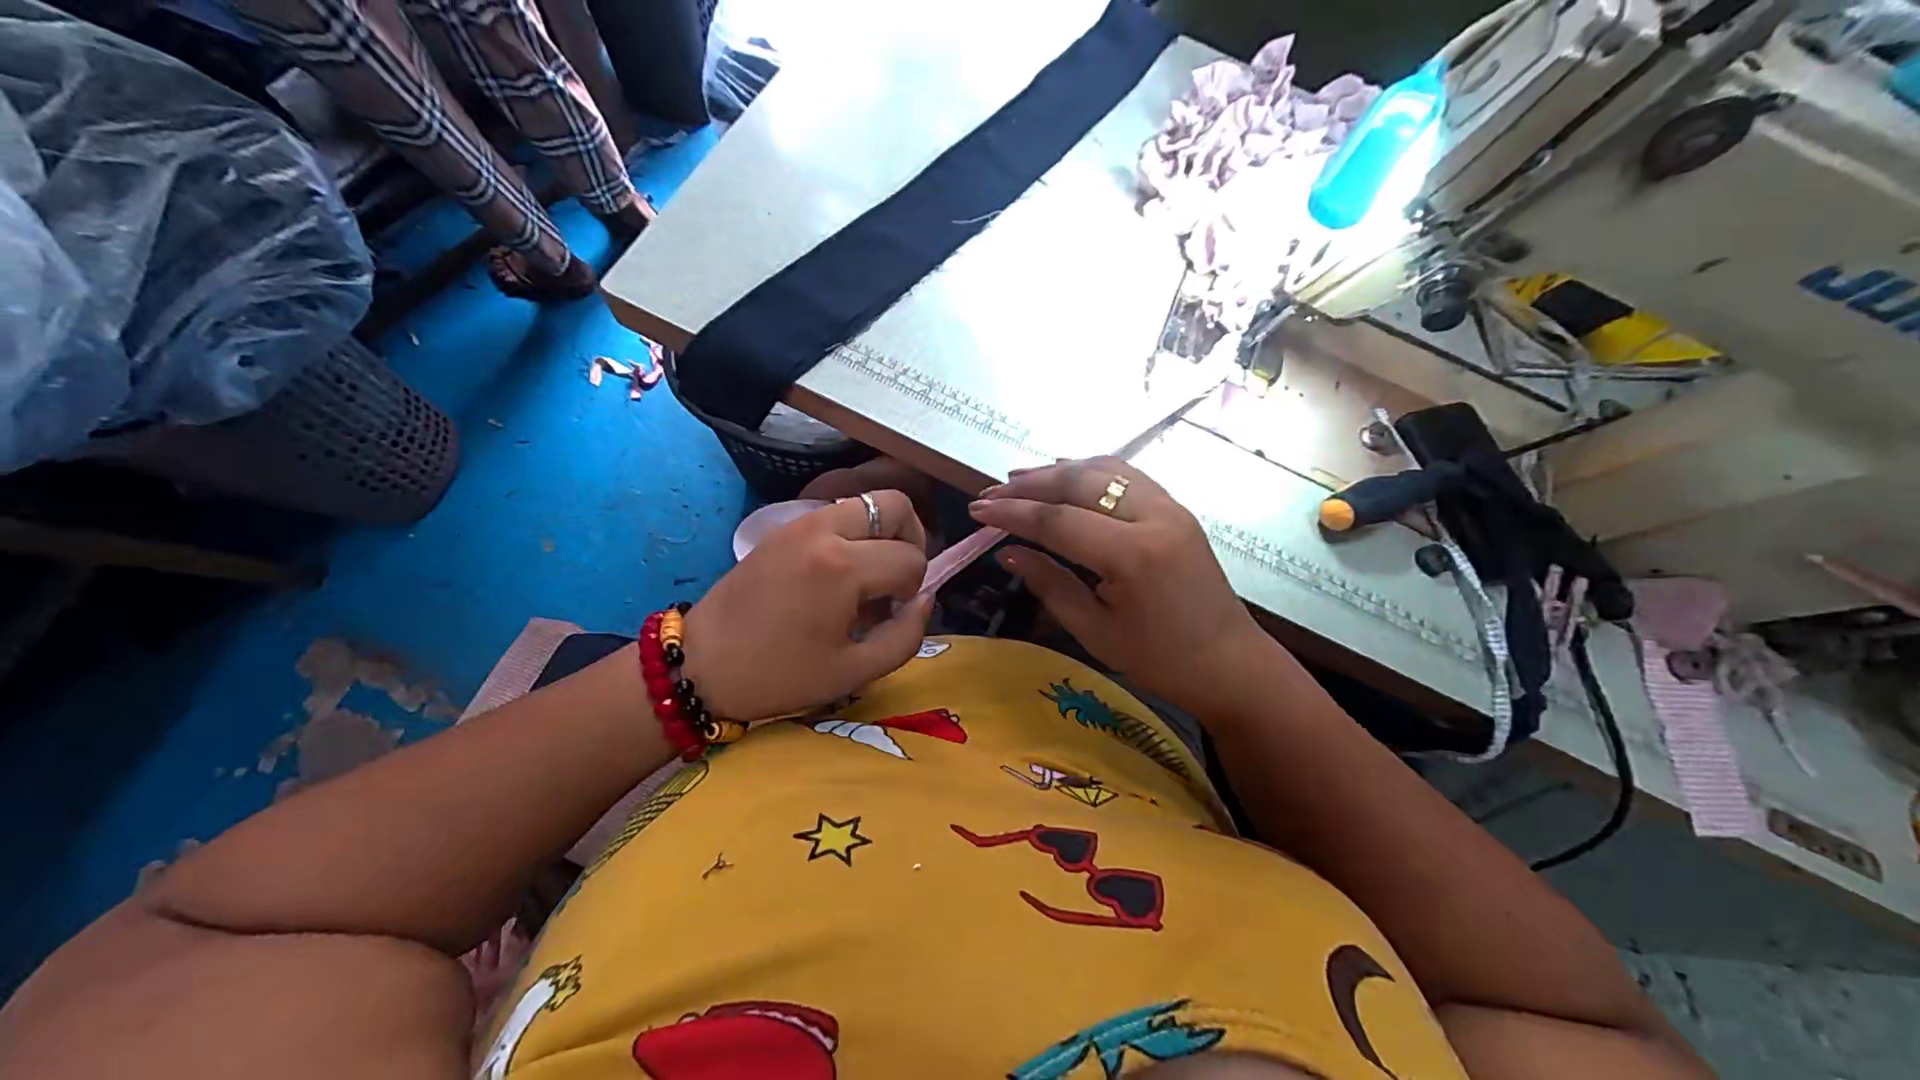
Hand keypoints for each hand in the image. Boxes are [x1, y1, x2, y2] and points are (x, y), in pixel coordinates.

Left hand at [682, 490, 932, 721]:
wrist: (701, 666)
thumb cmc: (779, 676)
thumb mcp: (854, 671)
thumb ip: (906, 635)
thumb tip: (925, 600)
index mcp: (842, 567)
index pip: (911, 558)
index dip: (913, 590)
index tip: (891, 615)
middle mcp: (824, 531)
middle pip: (895, 504)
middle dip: (910, 539)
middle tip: (895, 578)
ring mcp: (799, 523)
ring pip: (866, 503)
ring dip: (881, 533)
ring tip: (866, 577)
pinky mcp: (783, 528)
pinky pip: (836, 514)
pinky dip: (852, 534)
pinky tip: (837, 575)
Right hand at [968, 458, 1270, 716]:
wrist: (1230, 663)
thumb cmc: (1160, 661)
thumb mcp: (1096, 631)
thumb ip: (1050, 584)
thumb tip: (1008, 553)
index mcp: (1133, 555)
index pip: (1058, 520)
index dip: (1013, 513)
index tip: (977, 509)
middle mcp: (1154, 517)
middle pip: (1080, 482)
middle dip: (1030, 484)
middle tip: (991, 491)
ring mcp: (1171, 508)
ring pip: (1105, 469)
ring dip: (1059, 470)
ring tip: (1019, 477)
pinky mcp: (1177, 510)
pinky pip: (1127, 476)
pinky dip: (1091, 471)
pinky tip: (1067, 475)